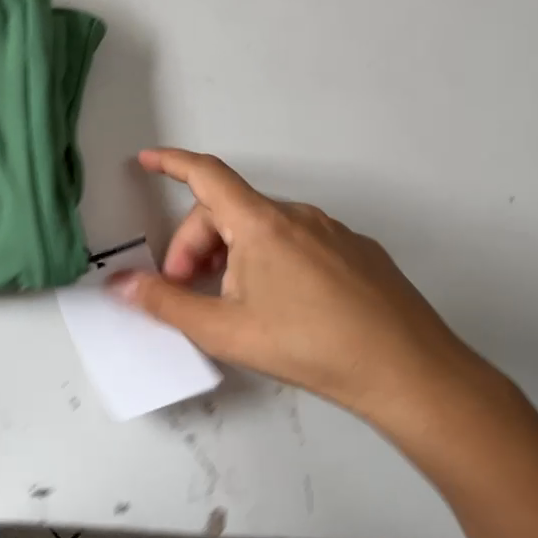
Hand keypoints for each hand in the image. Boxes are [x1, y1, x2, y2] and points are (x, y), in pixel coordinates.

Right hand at [115, 148, 492, 427]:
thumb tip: (122, 284)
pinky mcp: (362, 256)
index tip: (147, 159)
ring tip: (231, 301)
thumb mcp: (223, 330)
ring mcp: (335, 235)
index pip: (205, 175)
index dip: (171, 163)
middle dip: (195, 244)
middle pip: (227, 212)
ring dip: (232, 254)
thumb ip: (164, 303)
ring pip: (263, 228)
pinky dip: (270, 260)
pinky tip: (279, 305)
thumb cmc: (312, 347)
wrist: (415, 377)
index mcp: (261, 225)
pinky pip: (298, 242)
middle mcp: (298, 218)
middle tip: (186, 288)